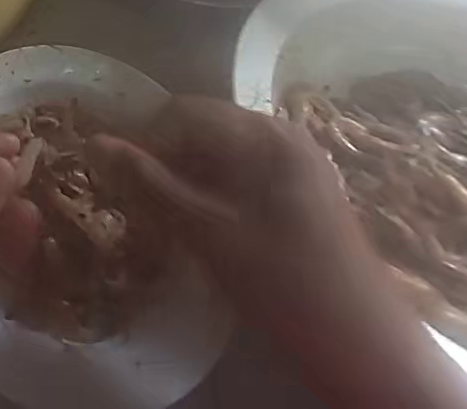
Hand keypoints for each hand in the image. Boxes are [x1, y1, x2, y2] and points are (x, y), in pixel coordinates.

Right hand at [95, 97, 466, 408]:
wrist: (372, 355)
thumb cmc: (286, 286)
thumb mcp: (208, 232)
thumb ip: (149, 182)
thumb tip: (94, 142)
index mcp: (263, 133)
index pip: (181, 111)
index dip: (146, 140)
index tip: (127, 179)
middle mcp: (282, 132)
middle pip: (201, 127)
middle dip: (168, 158)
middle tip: (149, 202)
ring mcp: (297, 158)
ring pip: (219, 149)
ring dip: (189, 174)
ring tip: (176, 216)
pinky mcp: (304, 185)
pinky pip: (242, 167)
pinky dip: (216, 186)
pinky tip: (209, 223)